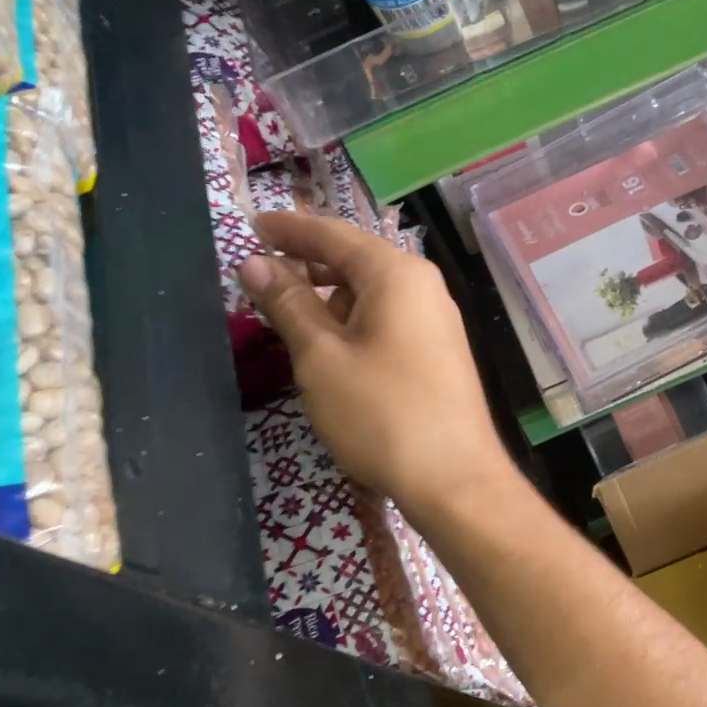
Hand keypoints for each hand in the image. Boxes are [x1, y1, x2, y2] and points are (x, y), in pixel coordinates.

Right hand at [239, 212, 517, 511]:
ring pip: (373, 295)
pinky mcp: (440, 355)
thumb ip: (289, 304)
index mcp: (397, 275)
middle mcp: (424, 288)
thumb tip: (257, 263)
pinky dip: (355, 325)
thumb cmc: (382, 414)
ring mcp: (437, 322)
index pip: (333, 235)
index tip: (252, 227)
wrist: (455, 479)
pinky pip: (389, 322)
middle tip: (261, 279)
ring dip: (330, 300)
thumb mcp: (321, 358)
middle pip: (356, 262)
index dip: (289, 230)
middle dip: (308, 267)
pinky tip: (332, 350)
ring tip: (290, 320)